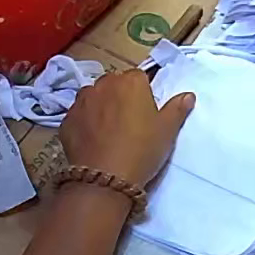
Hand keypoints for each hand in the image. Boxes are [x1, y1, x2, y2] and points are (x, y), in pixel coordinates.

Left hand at [59, 70, 194, 187]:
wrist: (105, 177)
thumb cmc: (142, 150)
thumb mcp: (167, 131)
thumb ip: (177, 109)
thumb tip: (188, 95)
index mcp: (130, 82)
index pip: (138, 78)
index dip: (142, 94)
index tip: (145, 112)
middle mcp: (103, 85)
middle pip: (113, 84)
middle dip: (119, 97)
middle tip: (127, 123)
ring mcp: (81, 102)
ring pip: (93, 98)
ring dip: (99, 107)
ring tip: (108, 132)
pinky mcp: (66, 120)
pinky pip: (78, 117)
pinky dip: (84, 124)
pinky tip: (92, 142)